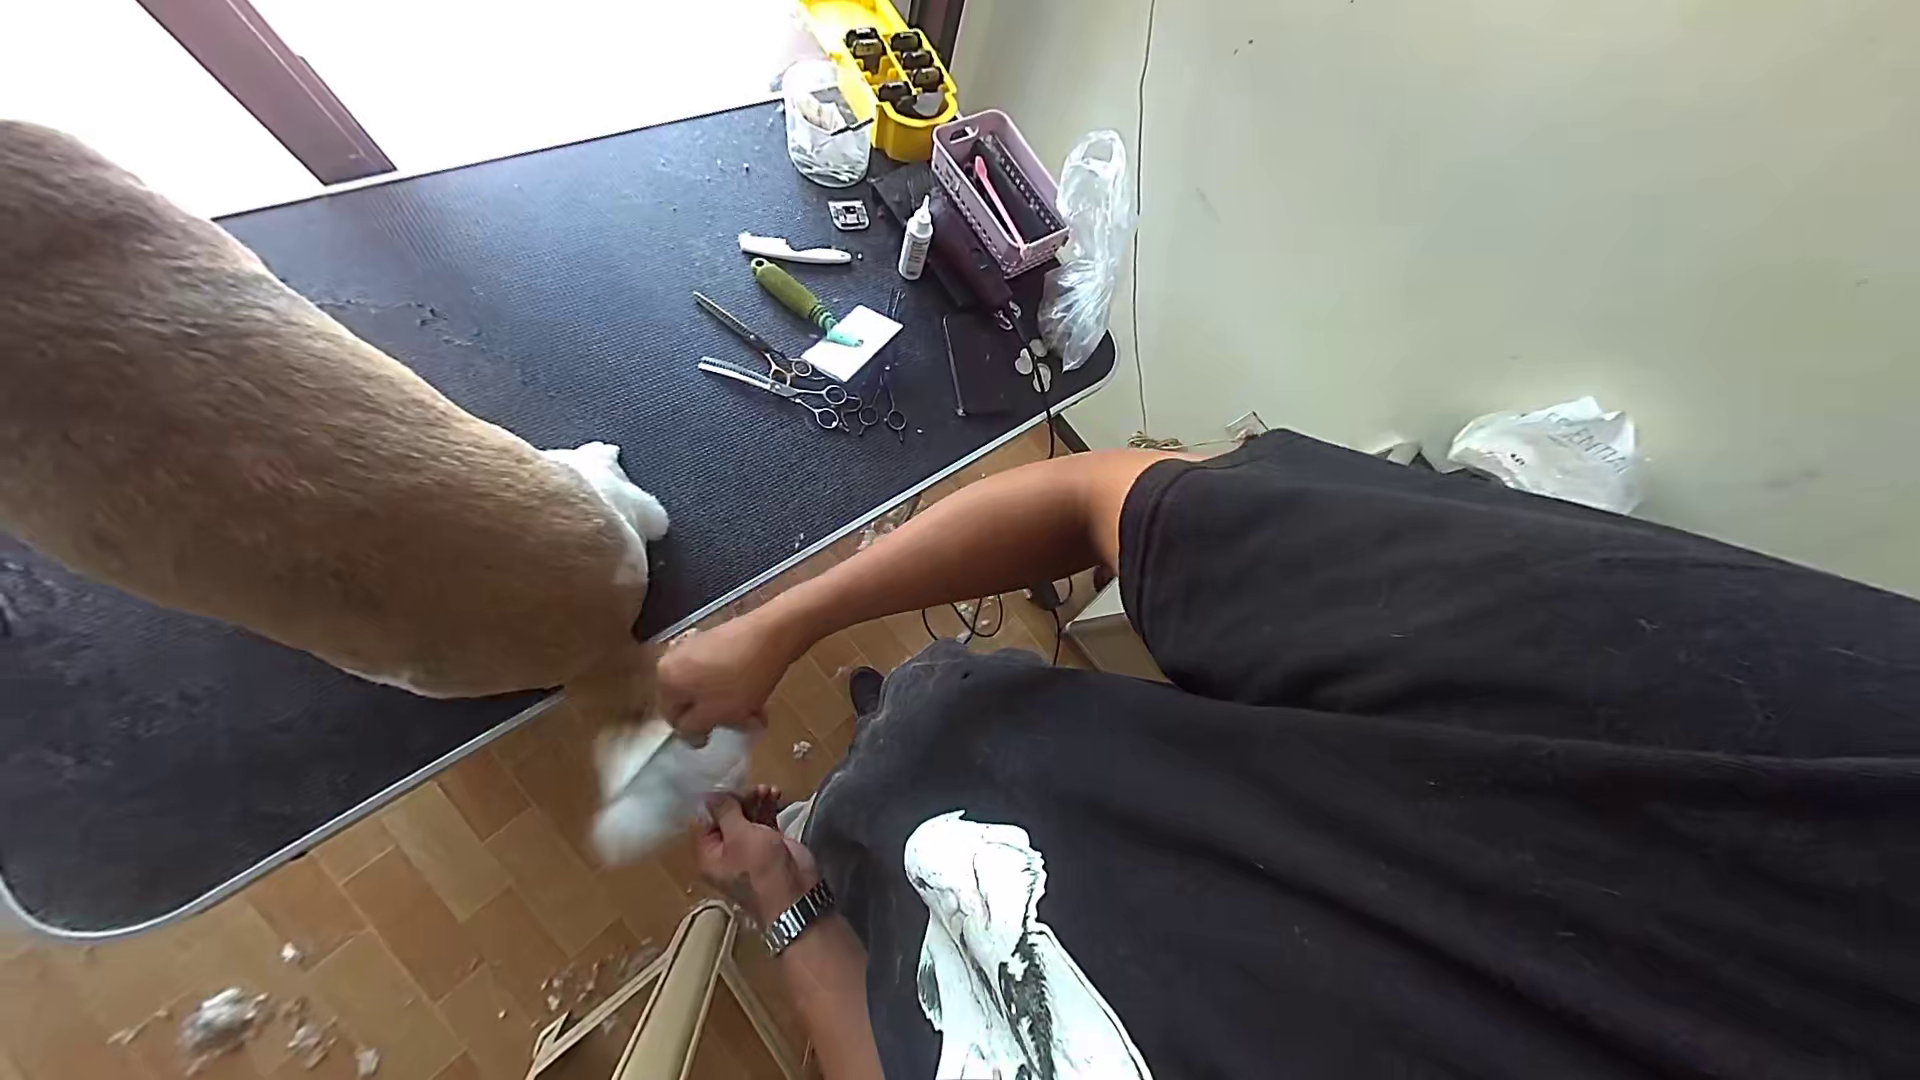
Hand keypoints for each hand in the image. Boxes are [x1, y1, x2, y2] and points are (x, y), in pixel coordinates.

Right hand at [657, 614, 800, 741]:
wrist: (775, 632)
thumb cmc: (741, 678)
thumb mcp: (714, 713)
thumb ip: (693, 728)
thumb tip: (688, 733)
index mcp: (665, 676)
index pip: (673, 717)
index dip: (698, 730)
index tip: (723, 732)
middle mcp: (676, 658)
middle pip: (694, 700)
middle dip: (720, 715)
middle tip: (745, 722)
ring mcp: (700, 645)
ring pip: (712, 687)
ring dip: (733, 702)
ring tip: (758, 709)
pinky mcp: (722, 639)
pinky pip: (724, 671)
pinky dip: (738, 684)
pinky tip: (760, 690)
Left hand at [691, 787, 817, 923]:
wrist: (794, 893)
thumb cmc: (760, 867)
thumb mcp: (739, 837)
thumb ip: (726, 812)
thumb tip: (710, 795)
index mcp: (708, 854)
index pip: (703, 820)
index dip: (714, 799)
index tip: (727, 779)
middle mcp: (725, 849)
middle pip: (726, 815)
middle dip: (740, 797)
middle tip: (754, 786)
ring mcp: (748, 846)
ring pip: (747, 815)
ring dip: (756, 799)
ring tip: (769, 789)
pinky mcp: (768, 842)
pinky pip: (763, 818)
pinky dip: (768, 806)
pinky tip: (776, 794)